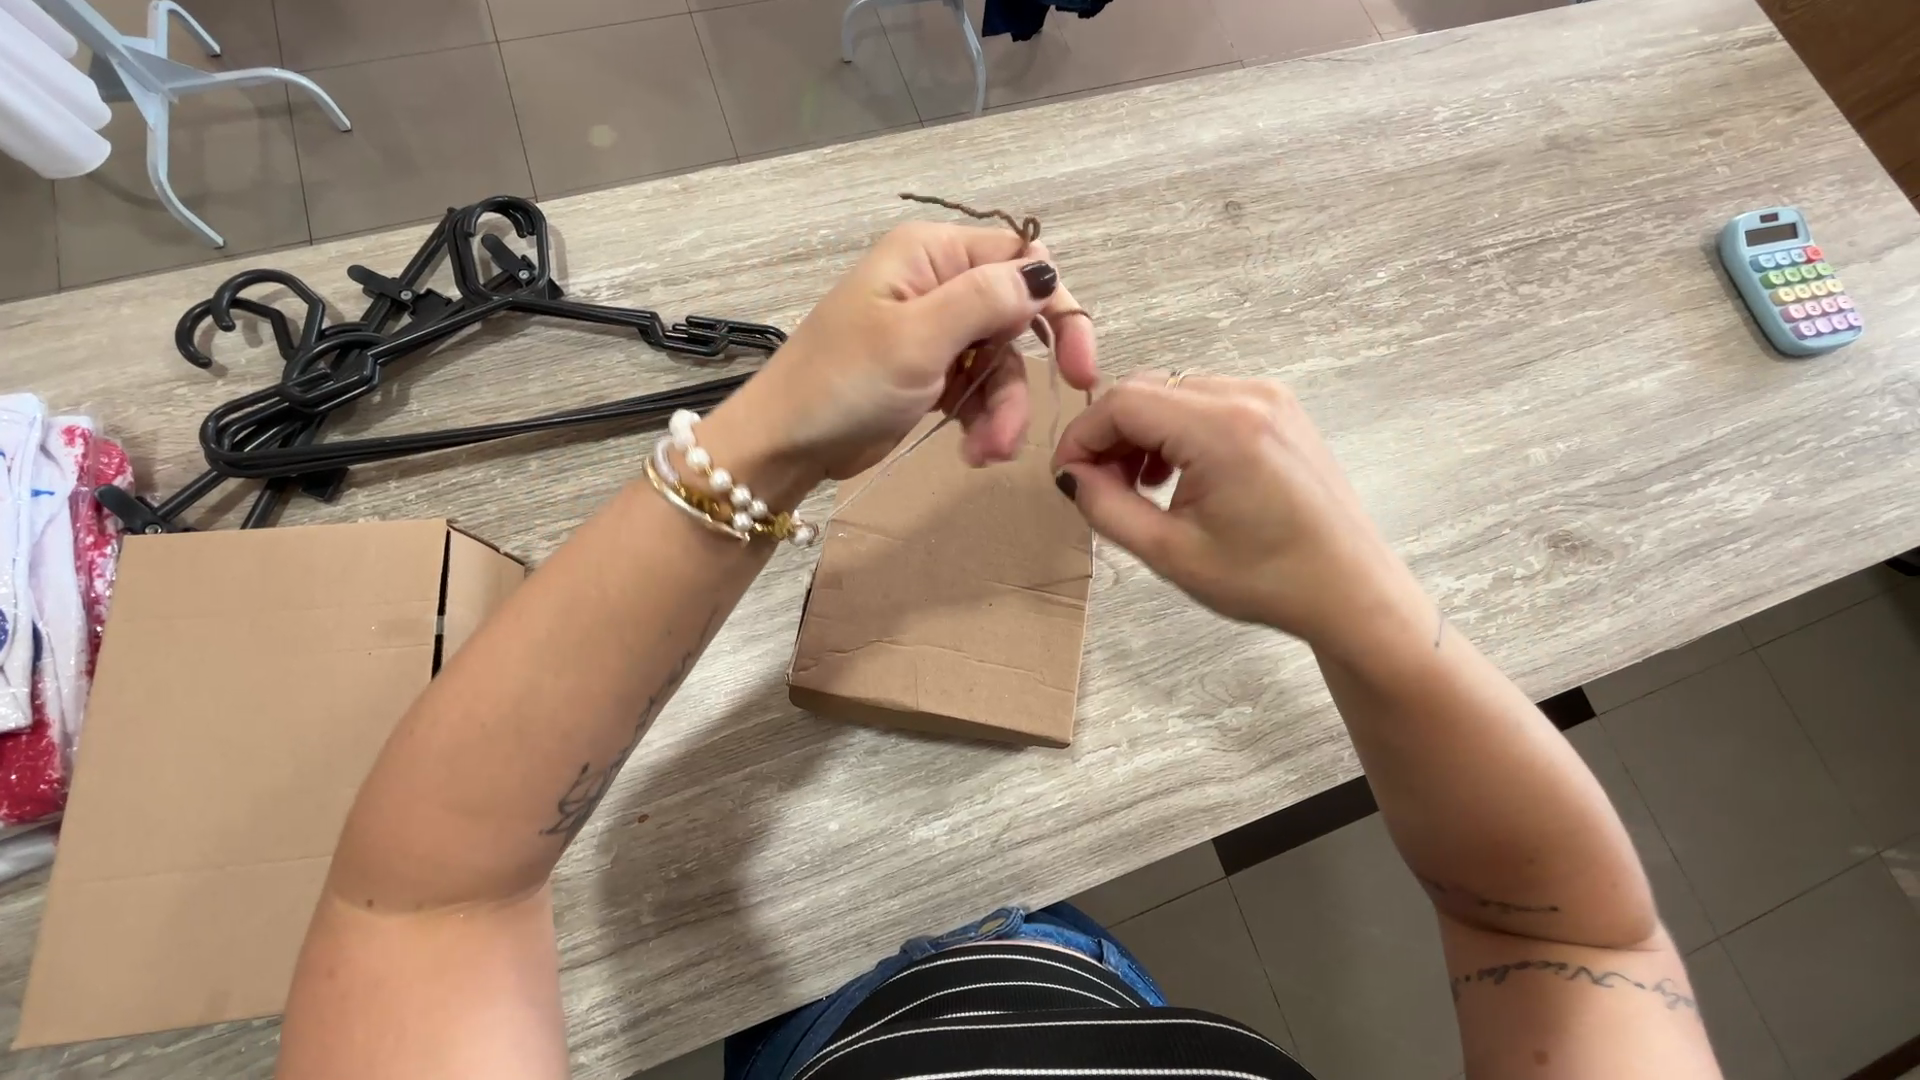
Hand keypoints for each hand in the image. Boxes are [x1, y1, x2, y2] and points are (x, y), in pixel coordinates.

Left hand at [709, 223, 1099, 494]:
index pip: (1020, 260)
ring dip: (1001, 412)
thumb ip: (985, 300)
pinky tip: (972, 453)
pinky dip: (982, 423)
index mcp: (932, 255)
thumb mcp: (916, 337)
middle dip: (1022, 377)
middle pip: (1015, 319)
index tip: (1077, 365)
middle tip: (1036, 419)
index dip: (1056, 308)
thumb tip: (1046, 274)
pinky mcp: (929, 377)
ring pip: (999, 366)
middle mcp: (937, 286)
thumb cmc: (842, 382)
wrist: (787, 444)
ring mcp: (934, 335)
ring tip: (985, 453)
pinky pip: (977, 392)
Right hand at [1051, 374, 1428, 655]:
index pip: (1122, 402)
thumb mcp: (1169, 553)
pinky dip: (1174, 429)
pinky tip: (1174, 473)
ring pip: (1172, 391)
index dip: (1081, 436)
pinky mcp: (1278, 408)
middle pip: (1145, 389)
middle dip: (1109, 434)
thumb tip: (1070, 475)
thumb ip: (1105, 507)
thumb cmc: (1265, 579)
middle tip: (1099, 486)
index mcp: (1221, 429)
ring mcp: (1268, 396)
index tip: (1068, 477)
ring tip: (1137, 485)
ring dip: (1140, 432)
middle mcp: (1247, 395)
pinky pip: (1204, 400)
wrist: (1349, 589)